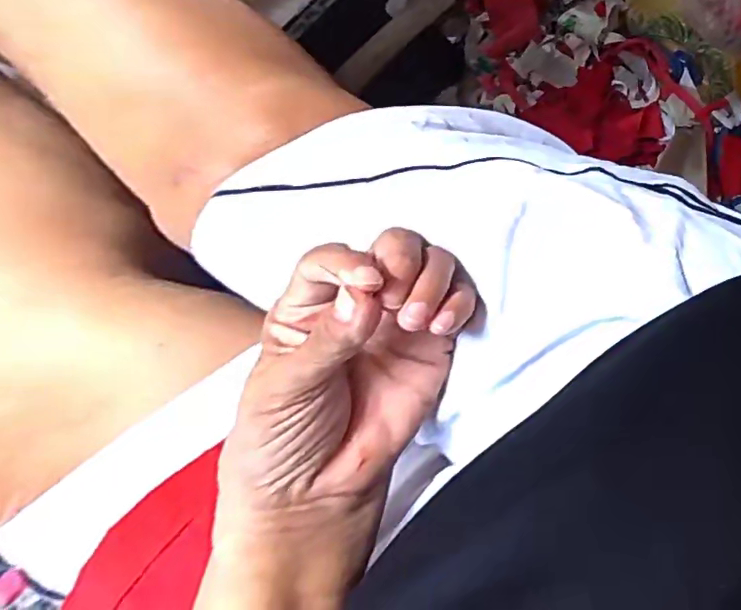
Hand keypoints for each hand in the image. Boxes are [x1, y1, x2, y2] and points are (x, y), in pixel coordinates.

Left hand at [203, 230, 478, 607]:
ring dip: (434, 278)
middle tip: (396, 295)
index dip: (350, 259)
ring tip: (416, 318)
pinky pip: (461, 300)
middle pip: (393, 245)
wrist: (315, 495)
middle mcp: (361, 301)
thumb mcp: (281, 391)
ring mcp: (401, 318)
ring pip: (434, 263)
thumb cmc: (279, 439)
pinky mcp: (436, 341)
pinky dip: (461, 301)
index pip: (330, 257)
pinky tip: (444, 325)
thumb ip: (325, 340)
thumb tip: (364, 294)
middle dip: (403, 258)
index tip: (367, 283)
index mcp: (310, 304)